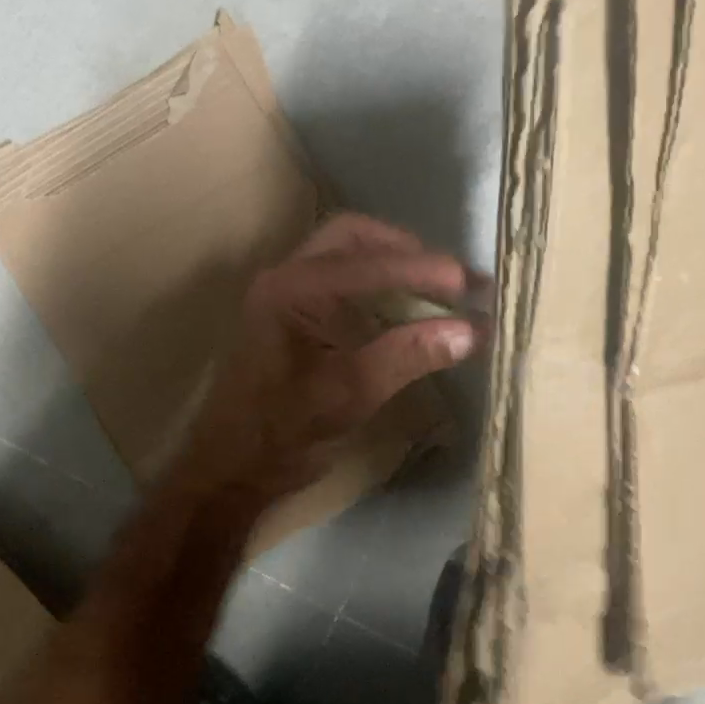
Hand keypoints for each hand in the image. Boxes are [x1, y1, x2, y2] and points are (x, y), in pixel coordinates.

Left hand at [178, 214, 480, 503]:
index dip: (424, 268)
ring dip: (391, 264)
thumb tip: (473, 329)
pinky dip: (374, 285)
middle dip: (405, 251)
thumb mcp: (352, 393)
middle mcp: (285, 277)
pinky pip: (337, 279)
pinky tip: (405, 310)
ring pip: (344, 254)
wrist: (231, 466)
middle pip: (353, 237)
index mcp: (293, 289)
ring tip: (438, 290)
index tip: (470, 285)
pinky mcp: (290, 314)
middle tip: (451, 280)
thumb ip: (409, 354)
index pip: (369, 261)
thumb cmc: (284, 430)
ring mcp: (284, 293)